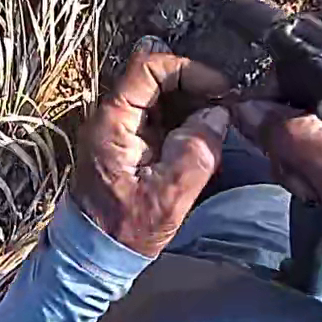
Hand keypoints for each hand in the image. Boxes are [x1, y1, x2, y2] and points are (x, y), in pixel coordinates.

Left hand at [72, 44, 232, 256]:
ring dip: (193, 103)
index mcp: (113, 121)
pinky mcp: (131, 142)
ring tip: (220, 124)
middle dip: (195, 86)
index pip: (148, 67)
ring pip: (161, 95)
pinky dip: (186, 120)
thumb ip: (195, 152)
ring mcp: (121, 128)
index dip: (188, 70)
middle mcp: (112, 116)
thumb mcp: (167, 196)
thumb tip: (218, 115)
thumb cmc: (125, 229)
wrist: (94, 255)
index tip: (219, 89)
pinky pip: (161, 116)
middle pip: (156, 77)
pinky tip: (205, 138)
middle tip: (226, 108)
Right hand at [233, 72, 321, 228]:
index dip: (276, 97)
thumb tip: (247, 110)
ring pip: (287, 124)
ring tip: (309, 181)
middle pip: (289, 97)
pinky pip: (295, 143)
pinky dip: (294, 165)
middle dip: (281, 136)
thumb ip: (290, 132)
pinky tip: (310, 182)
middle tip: (297, 166)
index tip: (270, 130)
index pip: (301, 69)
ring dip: (287, 157)